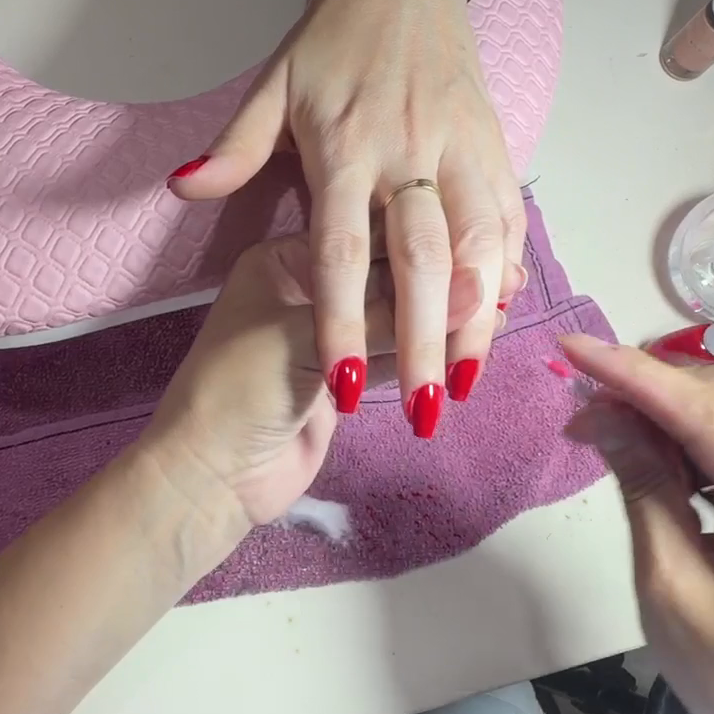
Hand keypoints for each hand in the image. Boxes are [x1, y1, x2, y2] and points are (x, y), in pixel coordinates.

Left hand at [141, 234, 519, 530]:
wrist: (212, 476)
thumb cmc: (241, 388)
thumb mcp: (308, 337)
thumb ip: (388, 316)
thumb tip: (477, 292)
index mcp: (284, 260)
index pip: (364, 238)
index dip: (422, 242)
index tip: (481, 244)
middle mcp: (309, 288)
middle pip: (386, 278)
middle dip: (439, 285)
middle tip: (501, 285)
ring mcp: (327, 335)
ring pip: (395, 319)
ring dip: (439, 323)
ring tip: (498, 314)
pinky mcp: (343, 380)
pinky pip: (391, 357)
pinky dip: (424, 356)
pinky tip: (468, 346)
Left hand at [166, 0, 521, 438]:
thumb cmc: (328, 42)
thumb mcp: (270, 85)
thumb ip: (236, 147)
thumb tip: (184, 185)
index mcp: (344, 150)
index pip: (341, 253)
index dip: (343, 321)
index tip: (347, 384)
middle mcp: (406, 154)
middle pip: (421, 261)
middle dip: (426, 339)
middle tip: (429, 407)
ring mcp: (457, 149)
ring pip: (478, 245)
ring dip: (478, 318)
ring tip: (469, 380)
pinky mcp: (492, 147)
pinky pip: (507, 217)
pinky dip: (506, 268)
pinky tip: (501, 315)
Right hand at [557, 336, 713, 713]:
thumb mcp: (666, 583)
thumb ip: (644, 485)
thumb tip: (601, 408)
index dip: (641, 380)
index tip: (573, 350)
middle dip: (653, 384)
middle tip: (581, 397)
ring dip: (672, 398)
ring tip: (607, 418)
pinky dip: (700, 420)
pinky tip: (654, 436)